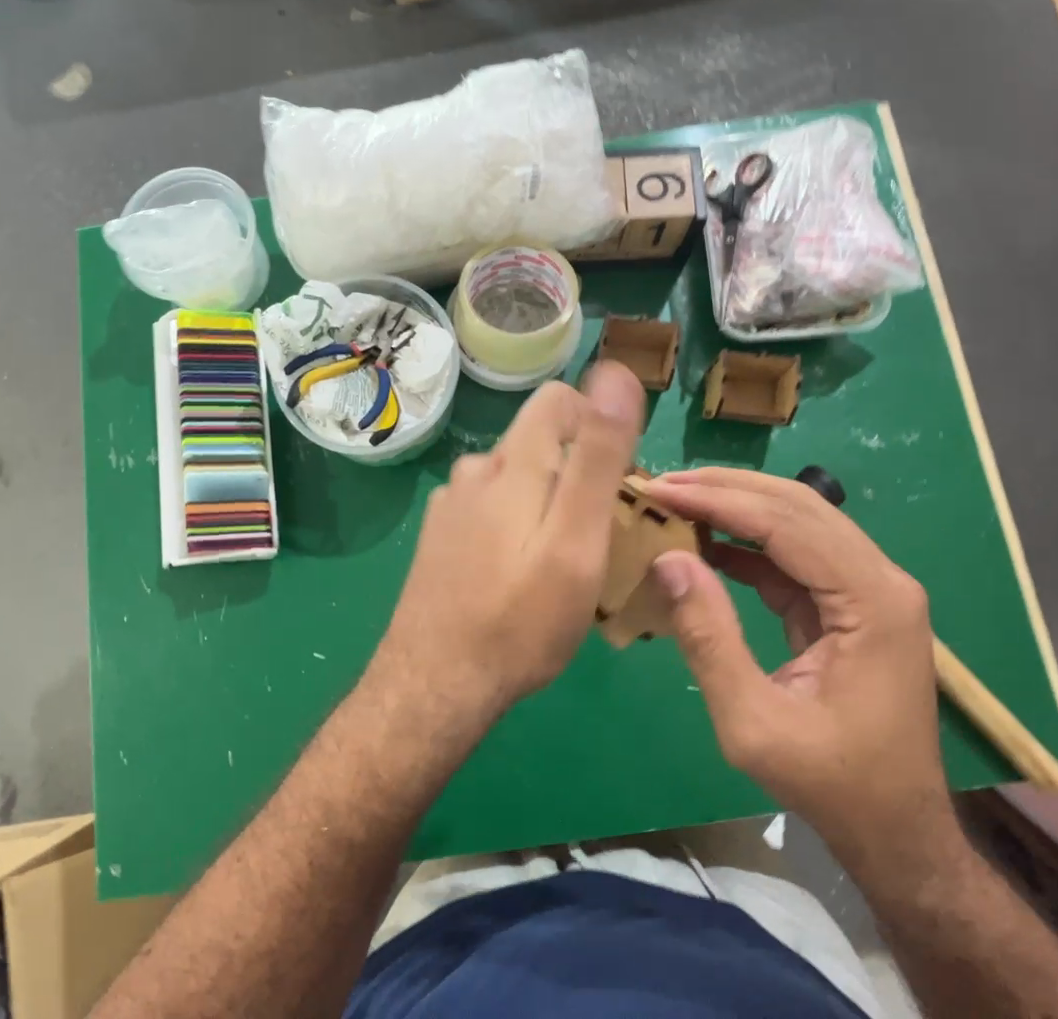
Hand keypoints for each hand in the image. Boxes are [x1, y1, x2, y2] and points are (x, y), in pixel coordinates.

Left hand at [371, 362, 644, 720]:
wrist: (436, 685)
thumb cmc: (520, 619)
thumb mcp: (576, 539)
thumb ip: (598, 457)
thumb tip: (616, 373)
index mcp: (511, 463)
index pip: (560, 400)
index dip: (599, 426)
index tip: (621, 483)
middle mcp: (474, 472)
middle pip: (540, 445)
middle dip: (577, 476)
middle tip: (598, 541)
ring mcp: (450, 508)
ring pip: (515, 484)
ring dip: (545, 508)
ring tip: (562, 568)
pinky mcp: (439, 541)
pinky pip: (490, 515)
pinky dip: (515, 532)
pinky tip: (518, 582)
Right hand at [643, 468, 958, 867]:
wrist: (892, 826)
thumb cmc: (828, 780)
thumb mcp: (753, 721)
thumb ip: (709, 637)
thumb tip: (667, 560)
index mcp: (872, 601)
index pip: (787, 523)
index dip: (718, 500)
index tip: (660, 488)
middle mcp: (881, 581)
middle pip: (799, 507)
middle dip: (726, 489)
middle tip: (661, 483)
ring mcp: (870, 592)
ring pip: (800, 524)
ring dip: (737, 509)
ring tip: (675, 503)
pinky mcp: (853, 608)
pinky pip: (797, 559)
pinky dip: (749, 546)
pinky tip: (705, 546)